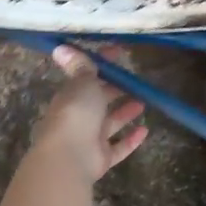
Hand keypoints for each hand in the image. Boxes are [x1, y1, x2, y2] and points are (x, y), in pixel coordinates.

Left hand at [31, 45, 148, 182]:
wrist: (69, 157)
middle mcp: (79, 117)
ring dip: (125, 113)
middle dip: (115, 91)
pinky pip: (118, 147)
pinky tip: (145, 130)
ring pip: (110, 124)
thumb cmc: (76, 114)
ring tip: (143, 102)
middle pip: (98, 101)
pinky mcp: (101, 158)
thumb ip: (80, 67)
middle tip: (135, 81)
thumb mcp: (82, 84)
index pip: (87, 75)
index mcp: (71, 97)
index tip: (119, 53)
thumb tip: (60, 47)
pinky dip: (131, 140)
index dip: (102, 64)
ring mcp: (89, 139)